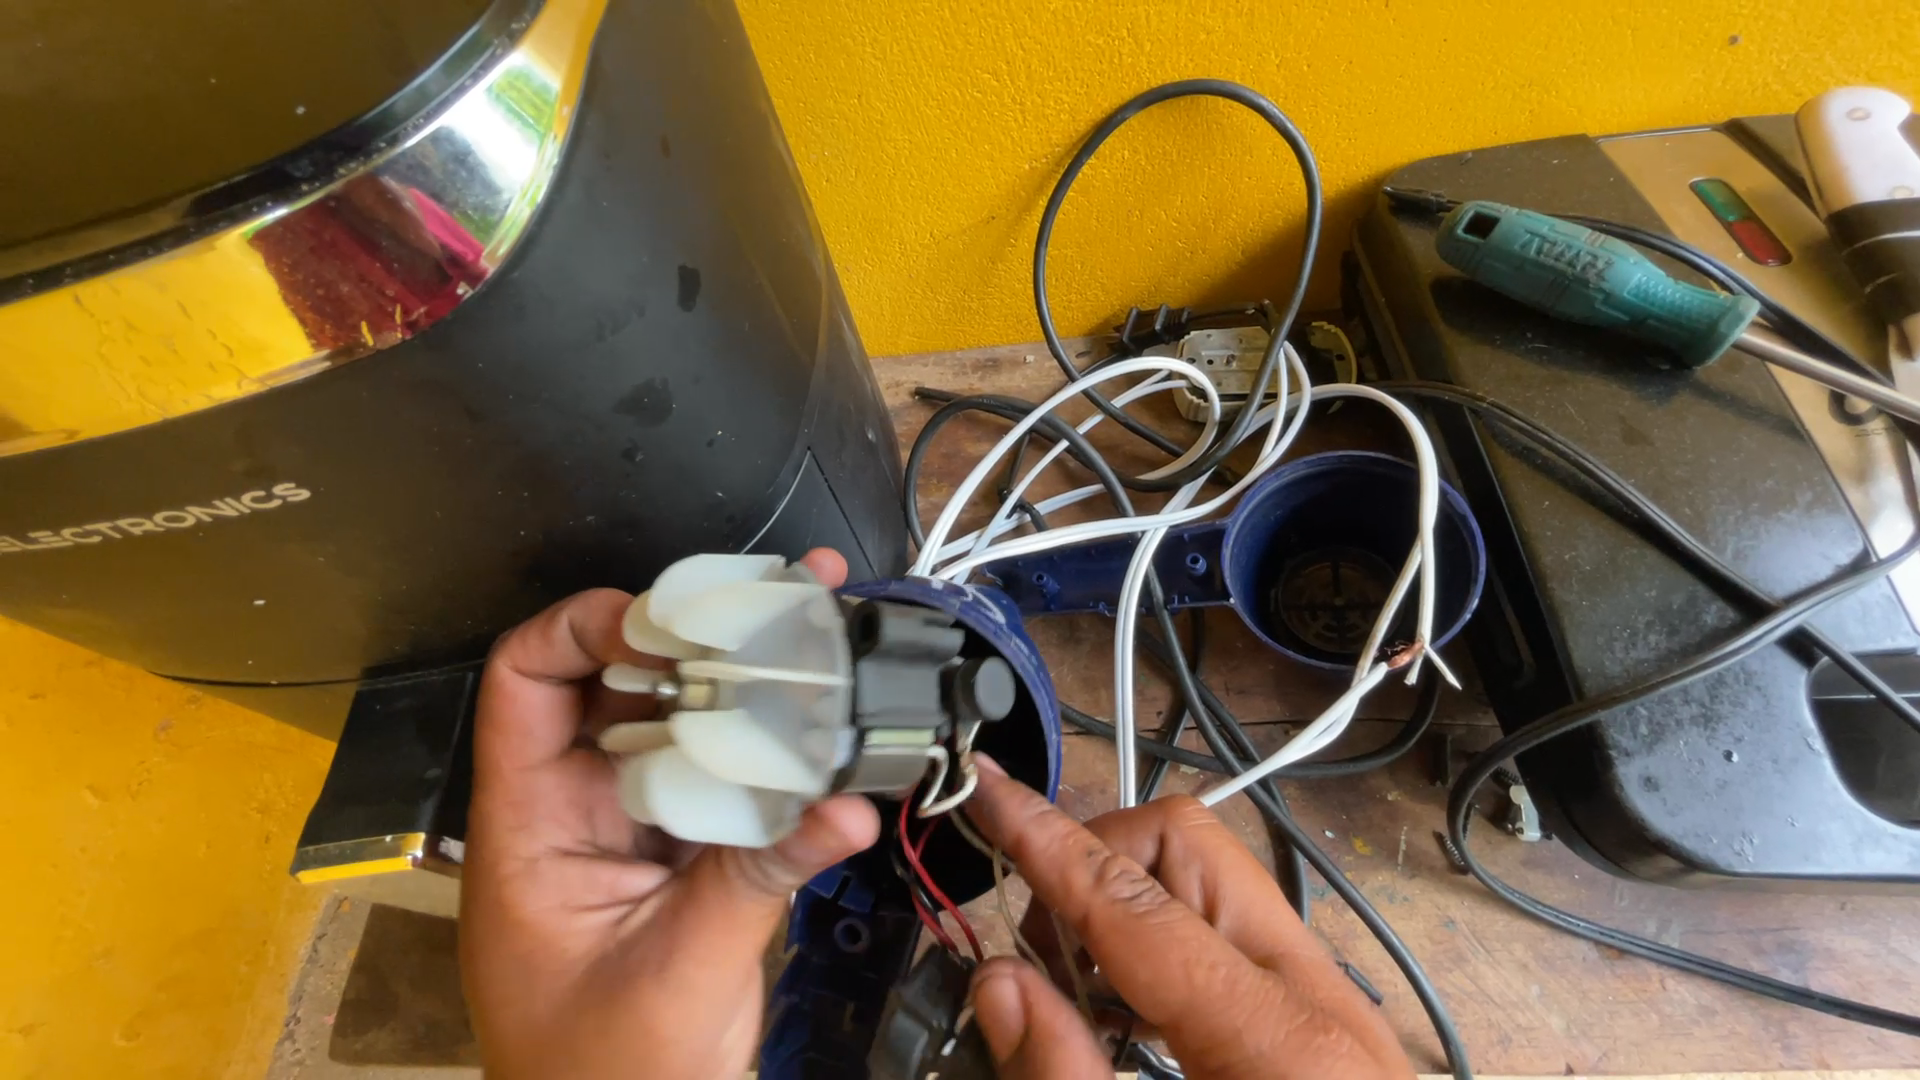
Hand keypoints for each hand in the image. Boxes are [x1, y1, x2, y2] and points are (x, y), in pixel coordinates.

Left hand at [459, 548, 880, 1079]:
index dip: (583, 629)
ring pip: (688, 712)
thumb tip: (849, 809)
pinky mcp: (699, 829)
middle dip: (696, 631)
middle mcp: (588, 796)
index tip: (670, 622)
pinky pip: (734, 759)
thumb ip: (759, 875)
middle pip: (624, 679)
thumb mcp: (678, 970)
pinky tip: (829, 699)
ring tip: (815, 617)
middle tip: (776, 599)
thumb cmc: (612, 1073)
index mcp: (534, 821)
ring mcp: (649, 809)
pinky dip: (777, 727)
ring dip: (747, 668)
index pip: (526, 683)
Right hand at [963, 758, 1413, 1079]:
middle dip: (1093, 858)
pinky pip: (1216, 921)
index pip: (1131, 898)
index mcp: (1281, 1043)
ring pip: (1200, 869)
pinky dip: (1151, 932)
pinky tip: (1127, 1013)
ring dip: (1119, 894)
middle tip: (1042, 946)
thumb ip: (1066, 1078)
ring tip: (1078, 986)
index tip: (988, 789)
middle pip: (1183, 841)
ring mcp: (1327, 996)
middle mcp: (1315, 991)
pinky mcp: (1319, 1013)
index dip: (1045, 838)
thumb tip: (998, 979)